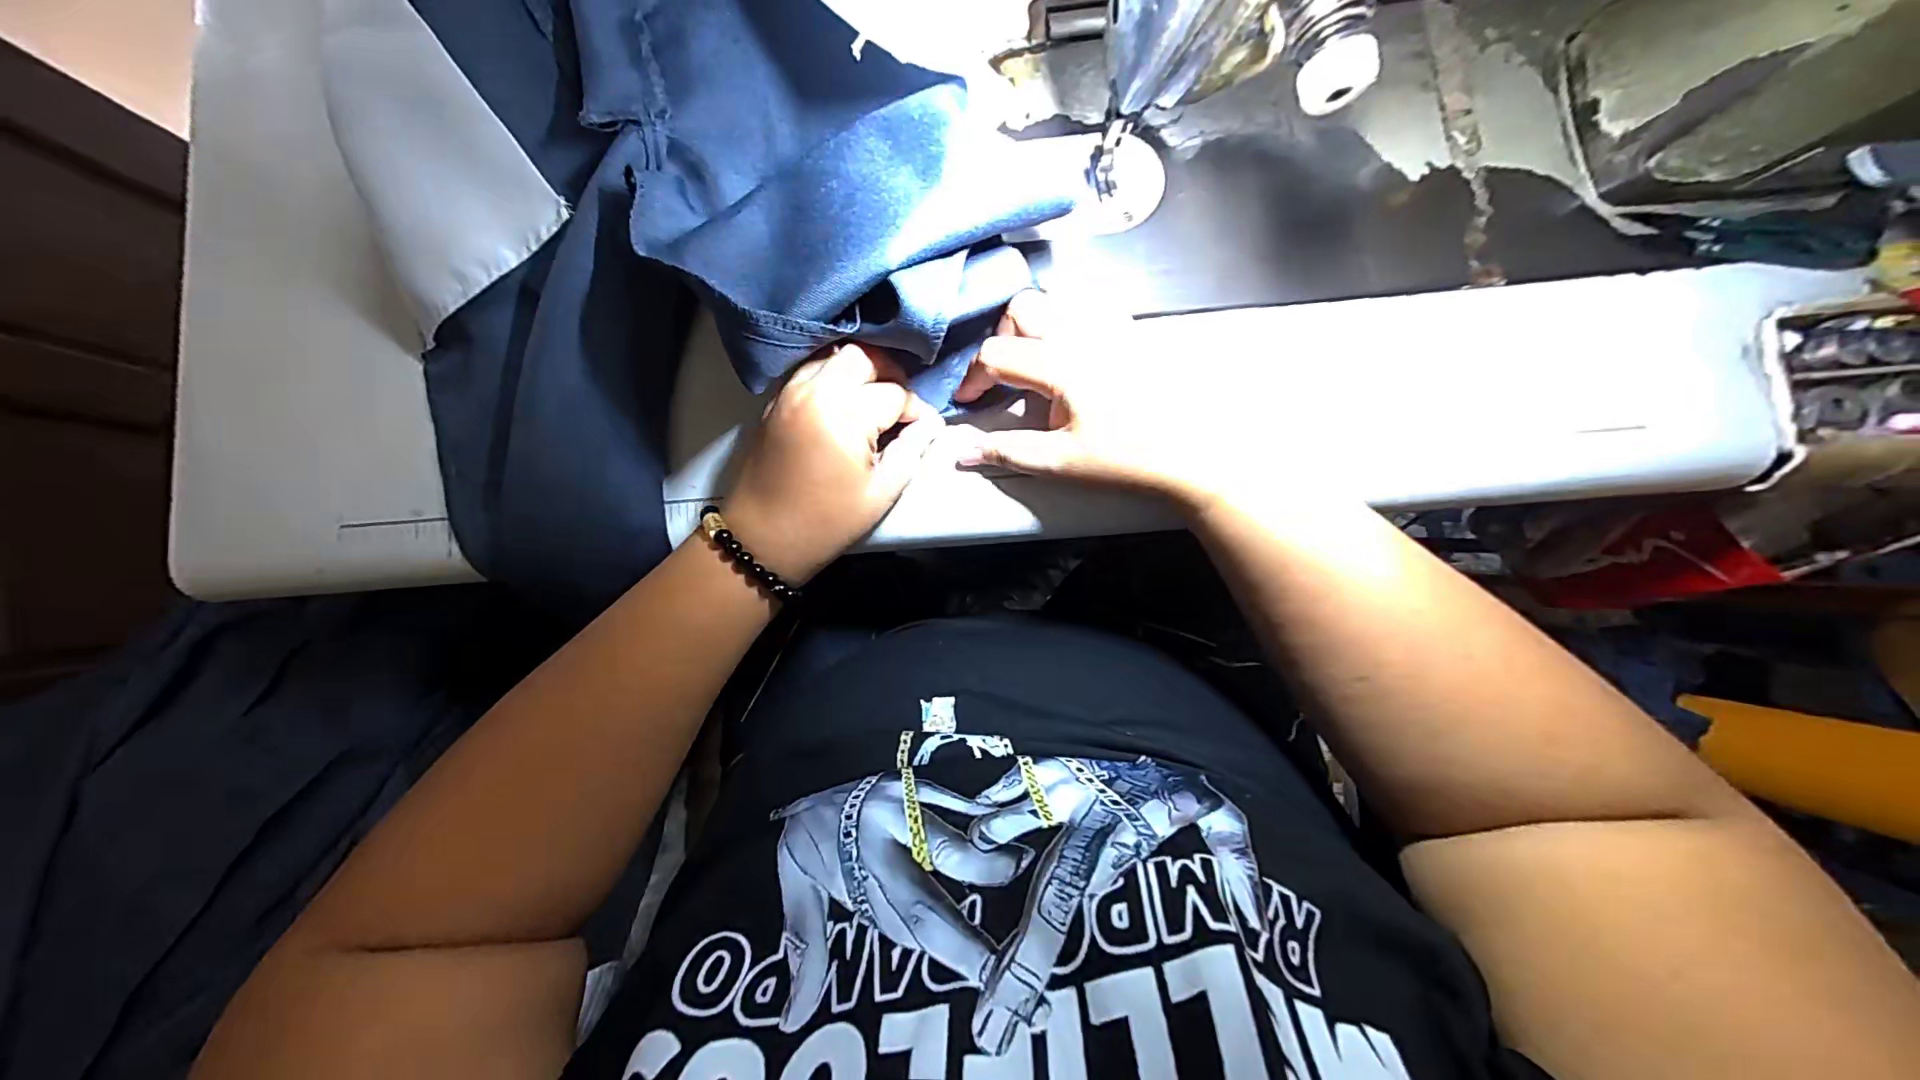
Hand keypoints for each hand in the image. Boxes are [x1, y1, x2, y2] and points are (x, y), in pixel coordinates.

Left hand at [723, 344, 944, 582]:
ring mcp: (790, 393)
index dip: (916, 408)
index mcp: (844, 415)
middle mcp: (814, 392)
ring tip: (873, 401)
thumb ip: (910, 452)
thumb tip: (928, 426)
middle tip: (901, 404)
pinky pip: (809, 371)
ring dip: (859, 371)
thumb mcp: (880, 493)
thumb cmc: (825, 523)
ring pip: (833, 358)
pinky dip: (832, 377)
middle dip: (889, 374)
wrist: (761, 539)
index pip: (894, 393)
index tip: (924, 426)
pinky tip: (844, 404)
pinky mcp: (775, 402)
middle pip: (862, 358)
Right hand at [950, 290, 1237, 509]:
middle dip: (1001, 339)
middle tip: (1003, 375)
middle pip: (1021, 308)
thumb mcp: (1059, 462)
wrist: (1188, 456)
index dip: (973, 379)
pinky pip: (1087, 307)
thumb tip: (963, 451)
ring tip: (1033, 362)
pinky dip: (1065, 321)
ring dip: (1032, 325)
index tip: (970, 402)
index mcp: (1061, 364)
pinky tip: (1070, 354)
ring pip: (1055, 300)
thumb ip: (1006, 451)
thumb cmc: (1125, 459)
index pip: (996, 353)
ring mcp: (1110, 328)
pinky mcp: (1129, 333)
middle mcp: (1083, 334)